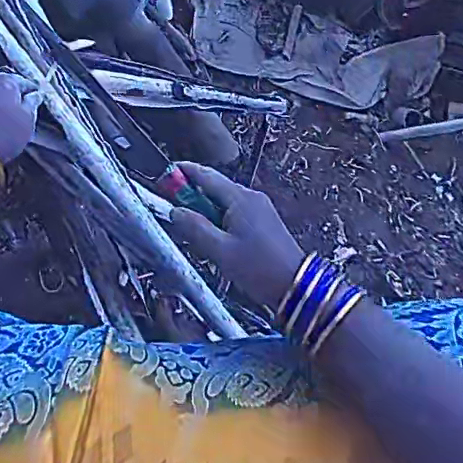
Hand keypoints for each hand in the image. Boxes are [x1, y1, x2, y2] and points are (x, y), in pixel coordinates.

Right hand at [164, 163, 306, 311]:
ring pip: (222, 200)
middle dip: (191, 196)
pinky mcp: (263, 220)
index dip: (181, 174)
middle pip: (212, 186)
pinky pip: (233, 210)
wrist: (298, 288)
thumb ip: (194, 227)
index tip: (164, 179)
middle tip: (175, 210)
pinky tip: (215, 237)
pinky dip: (219, 218)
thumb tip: (176, 212)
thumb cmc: (262, 270)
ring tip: (196, 231)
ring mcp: (259, 208)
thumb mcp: (220, 250)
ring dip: (205, 210)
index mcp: (240, 198)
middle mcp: (251, 197)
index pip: (204, 175)